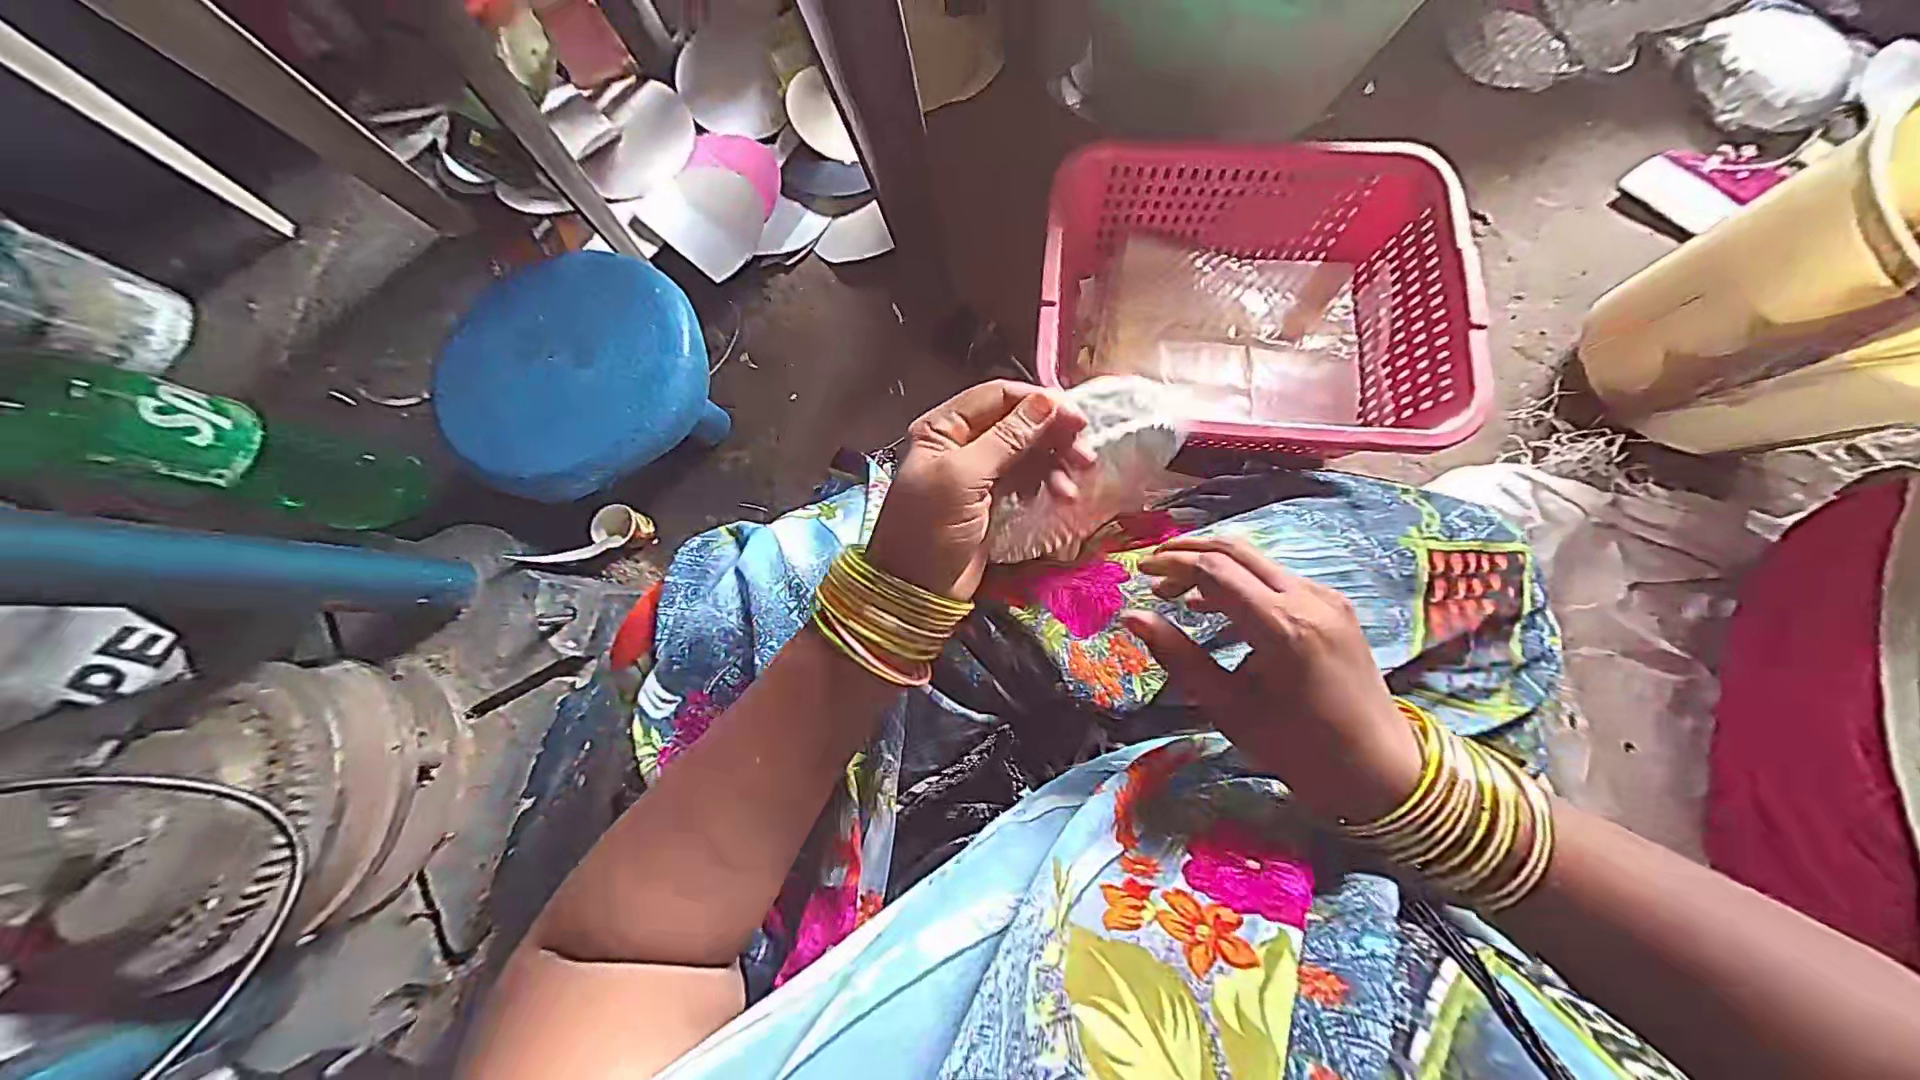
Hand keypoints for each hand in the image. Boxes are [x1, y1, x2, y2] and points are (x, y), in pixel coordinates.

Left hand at [866, 381, 1093, 599]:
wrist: (919, 589)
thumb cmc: (930, 529)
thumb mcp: (964, 478)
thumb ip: (1006, 438)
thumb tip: (1046, 402)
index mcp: (944, 427)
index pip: (998, 396)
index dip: (1039, 403)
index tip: (1076, 419)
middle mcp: (962, 442)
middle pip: (1019, 422)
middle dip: (1053, 435)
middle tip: (1084, 455)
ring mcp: (981, 471)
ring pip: (1029, 451)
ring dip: (1056, 463)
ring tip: (1073, 486)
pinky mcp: (995, 498)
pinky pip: (1029, 478)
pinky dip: (1048, 483)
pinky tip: (1062, 496)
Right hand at [1120, 536, 1422, 823]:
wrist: (1380, 770)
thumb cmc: (1297, 748)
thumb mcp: (1228, 705)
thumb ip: (1178, 655)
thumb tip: (1133, 617)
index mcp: (1282, 627)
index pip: (1214, 571)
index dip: (1171, 564)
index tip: (1140, 571)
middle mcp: (1308, 599)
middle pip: (1235, 550)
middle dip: (1187, 551)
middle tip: (1152, 569)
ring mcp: (1326, 598)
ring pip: (1255, 560)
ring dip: (1211, 566)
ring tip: (1174, 592)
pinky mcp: (1334, 605)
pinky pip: (1275, 577)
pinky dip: (1237, 581)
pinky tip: (1214, 605)